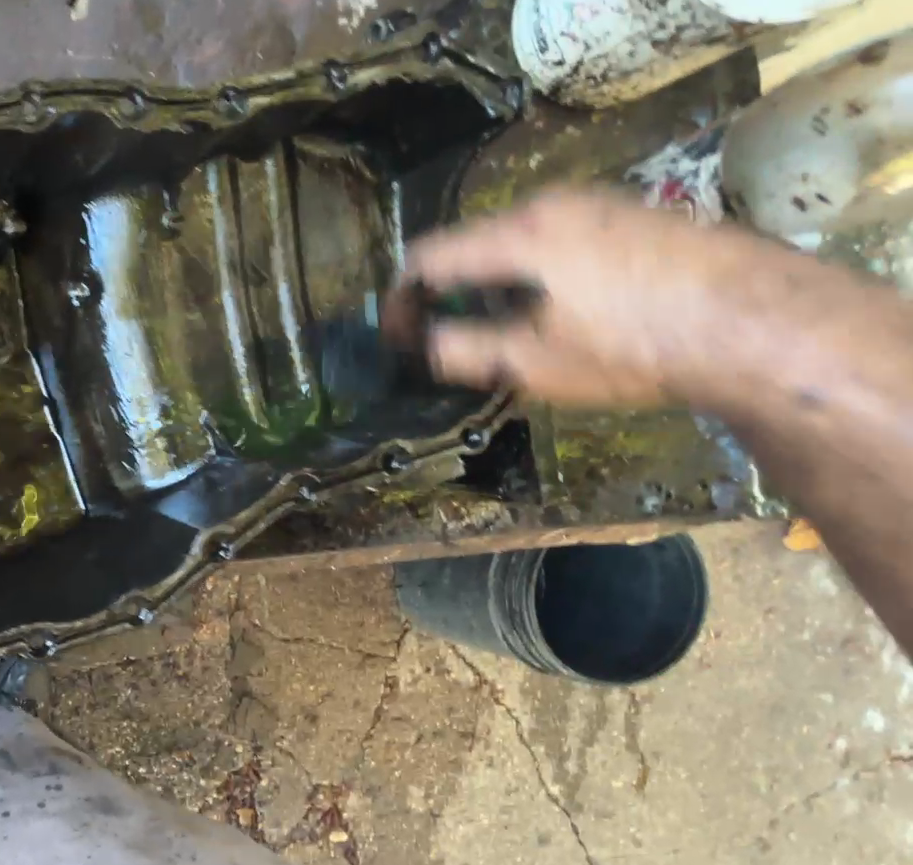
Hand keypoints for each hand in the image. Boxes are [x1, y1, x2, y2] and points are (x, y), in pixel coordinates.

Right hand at [386, 186, 817, 407]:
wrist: (764, 327)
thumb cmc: (631, 346)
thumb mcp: (527, 363)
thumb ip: (456, 351)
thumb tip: (421, 344)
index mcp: (516, 235)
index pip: (425, 257)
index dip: (398, 301)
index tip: (397, 339)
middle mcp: (552, 205)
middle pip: (468, 247)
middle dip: (446, 296)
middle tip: (450, 344)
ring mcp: (598, 204)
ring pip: (512, 244)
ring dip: (491, 288)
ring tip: (506, 336)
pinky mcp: (634, 216)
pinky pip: (555, 242)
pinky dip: (533, 277)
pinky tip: (559, 316)